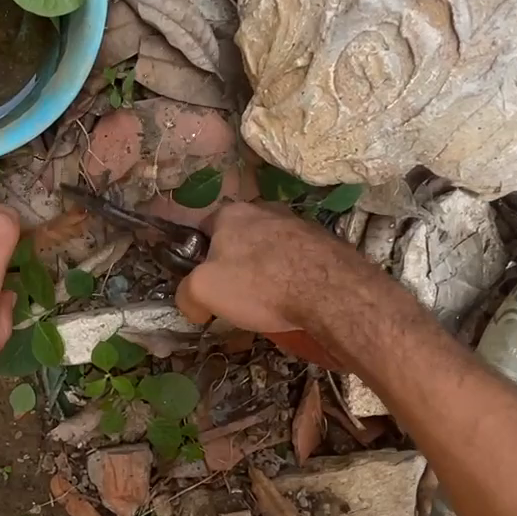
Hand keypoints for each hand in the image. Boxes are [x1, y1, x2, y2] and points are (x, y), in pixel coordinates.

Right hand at [175, 201, 355, 332]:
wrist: (330, 291)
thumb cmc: (258, 285)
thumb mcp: (202, 292)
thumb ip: (186, 295)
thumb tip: (194, 306)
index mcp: (230, 213)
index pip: (202, 230)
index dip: (198, 259)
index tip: (205, 285)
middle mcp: (264, 209)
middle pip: (238, 240)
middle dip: (234, 266)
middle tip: (236, 297)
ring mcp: (298, 223)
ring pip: (269, 250)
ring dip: (265, 271)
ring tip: (269, 303)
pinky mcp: (324, 241)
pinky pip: (296, 260)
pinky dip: (292, 276)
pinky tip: (294, 298)